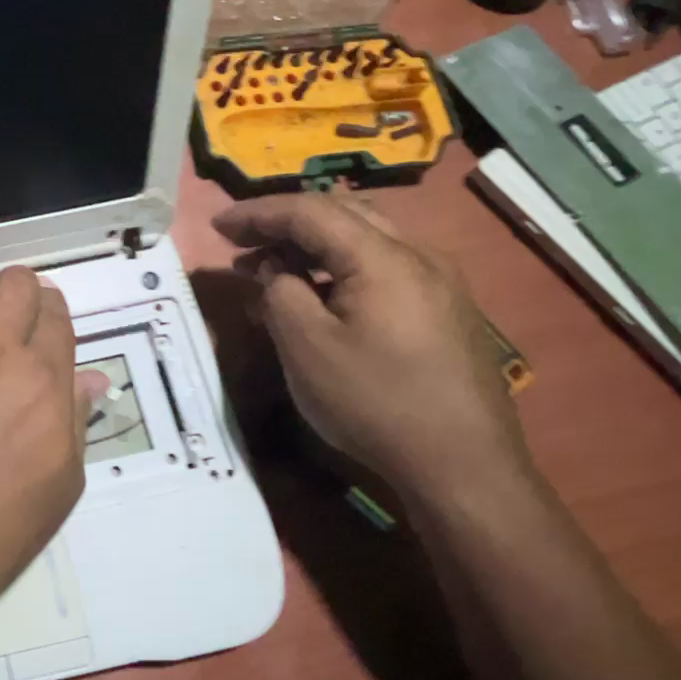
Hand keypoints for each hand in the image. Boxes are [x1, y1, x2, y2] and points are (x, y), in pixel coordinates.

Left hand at [0, 267, 106, 618]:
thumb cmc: (1, 524)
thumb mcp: (62, 481)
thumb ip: (75, 417)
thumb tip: (90, 379)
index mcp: (41, 378)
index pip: (56, 313)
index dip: (55, 314)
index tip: (48, 324)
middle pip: (15, 284)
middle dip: (24, 294)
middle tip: (18, 322)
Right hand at [213, 194, 531, 502]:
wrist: (465, 467)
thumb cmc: (375, 402)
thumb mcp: (306, 347)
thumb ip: (280, 292)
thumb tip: (272, 268)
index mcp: (383, 258)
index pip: (310, 212)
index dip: (257, 213)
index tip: (215, 225)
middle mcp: (418, 256)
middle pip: (342, 213)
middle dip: (284, 221)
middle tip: (240, 242)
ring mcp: (439, 283)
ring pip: (365, 237)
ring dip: (311, 244)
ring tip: (269, 269)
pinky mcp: (444, 310)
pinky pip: (382, 265)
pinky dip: (339, 266)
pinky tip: (317, 295)